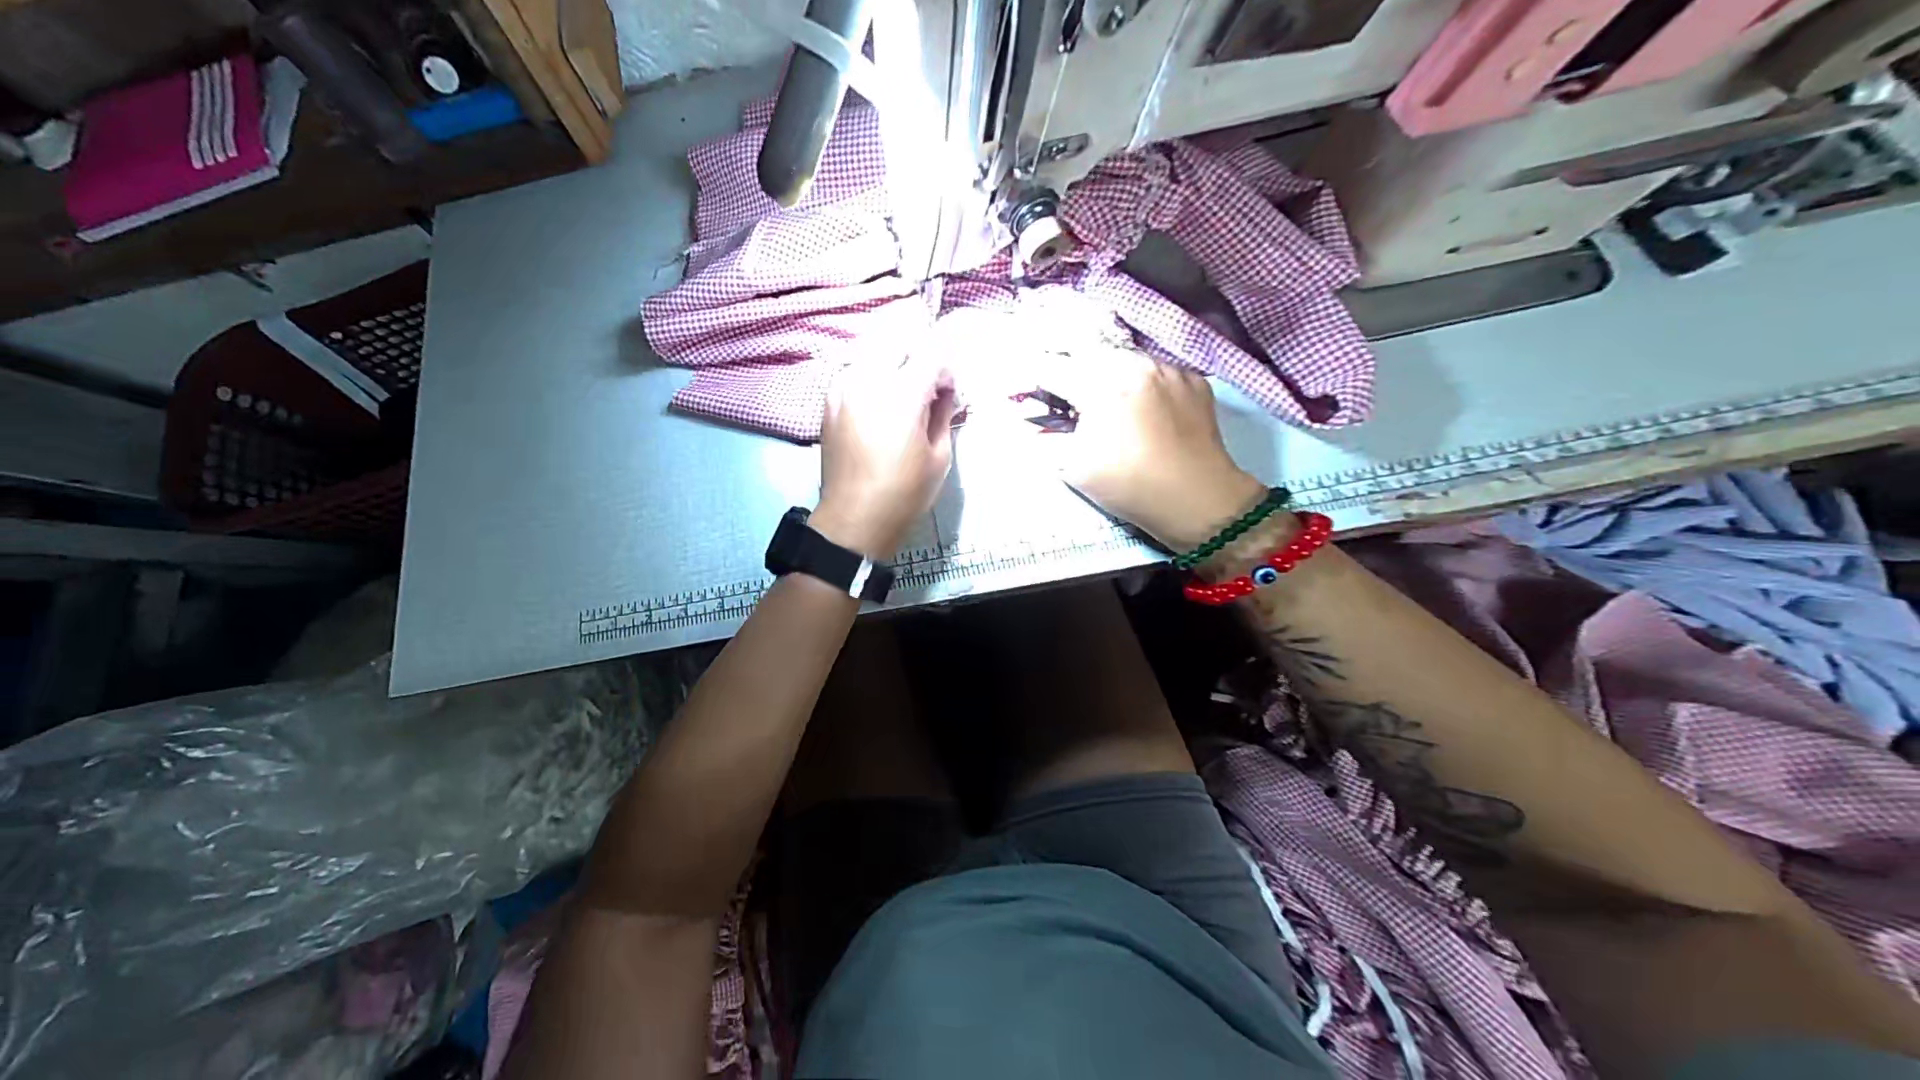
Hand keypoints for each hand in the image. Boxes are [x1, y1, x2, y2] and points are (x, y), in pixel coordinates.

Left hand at [811, 358, 958, 559]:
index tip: (950, 390)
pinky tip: (881, 394)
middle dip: (920, 350)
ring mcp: (844, 386)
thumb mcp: (939, 457)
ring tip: (905, 384)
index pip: (932, 352)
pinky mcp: (829, 398)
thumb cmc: (904, 494)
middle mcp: (869, 380)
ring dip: (894, 356)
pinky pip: (855, 367)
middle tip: (929, 380)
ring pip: (873, 347)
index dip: (947, 367)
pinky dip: (872, 370)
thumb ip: (943, 413)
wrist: (853, 519)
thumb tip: (945, 391)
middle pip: (899, 337)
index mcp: (902, 395)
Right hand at [1052, 350, 1265, 551]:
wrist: (1198, 500)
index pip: (1053, 367)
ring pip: (1127, 360)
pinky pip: (1158, 373)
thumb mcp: (1072, 468)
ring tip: (1114, 409)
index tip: (1038, 398)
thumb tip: (1034, 422)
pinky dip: (1146, 387)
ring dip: (1112, 378)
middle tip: (1075, 405)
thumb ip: (1045, 438)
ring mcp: (1170, 369)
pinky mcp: (1194, 380)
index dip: (1039, 382)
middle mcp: (1137, 364)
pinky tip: (1147, 414)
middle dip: (1076, 376)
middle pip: (1091, 356)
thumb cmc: (1129, 485)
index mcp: (1102, 383)